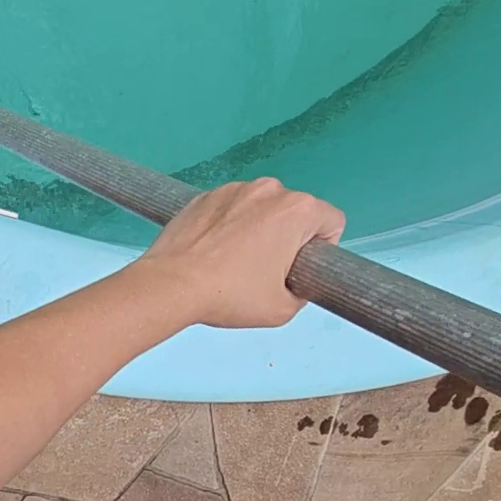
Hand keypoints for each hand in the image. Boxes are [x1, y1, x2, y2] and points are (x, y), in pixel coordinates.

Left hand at [129, 178, 345, 329]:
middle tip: (258, 272)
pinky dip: (223, 227)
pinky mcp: (203, 197)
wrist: (168, 286)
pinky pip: (226, 211)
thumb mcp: (282, 309)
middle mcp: (269, 190)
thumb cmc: (224, 295)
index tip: (295, 269)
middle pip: (292, 214)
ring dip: (252, 231)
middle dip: (283, 240)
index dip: (319, 250)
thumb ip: (302, 293)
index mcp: (298, 209)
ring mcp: (232, 190)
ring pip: (257, 210)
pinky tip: (210, 254)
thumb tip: (296, 288)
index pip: (331, 223)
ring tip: (229, 264)